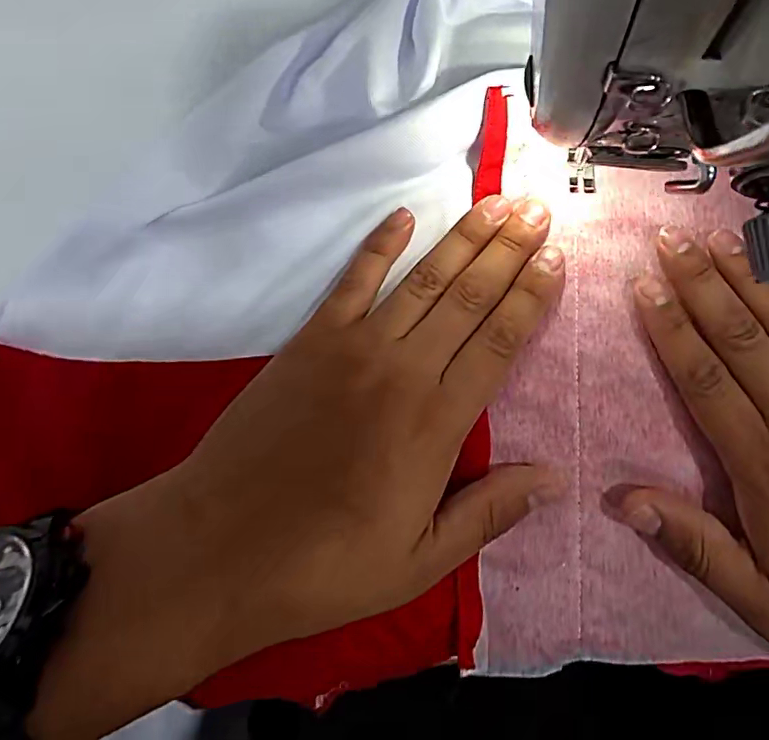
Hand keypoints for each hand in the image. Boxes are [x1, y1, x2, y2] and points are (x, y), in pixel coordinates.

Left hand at [32, 197, 565, 735]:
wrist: (212, 552)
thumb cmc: (324, 564)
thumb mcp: (417, 562)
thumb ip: (489, 513)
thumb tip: (555, 479)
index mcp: (436, 422)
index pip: (500, 342)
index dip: (532, 295)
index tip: (556, 257)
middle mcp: (404, 371)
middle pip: (470, 297)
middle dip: (510, 250)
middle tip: (538, 210)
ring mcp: (354, 348)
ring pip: (424, 280)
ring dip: (464, 238)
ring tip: (497, 204)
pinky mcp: (311, 340)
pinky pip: (353, 280)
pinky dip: (379, 244)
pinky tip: (404, 214)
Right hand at [613, 227, 768, 739]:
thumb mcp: (764, 606)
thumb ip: (694, 544)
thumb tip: (623, 499)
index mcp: (766, 468)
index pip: (704, 380)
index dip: (670, 328)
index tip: (645, 285)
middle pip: (740, 339)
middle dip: (699, 284)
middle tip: (670, 240)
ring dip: (750, 280)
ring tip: (717, 241)